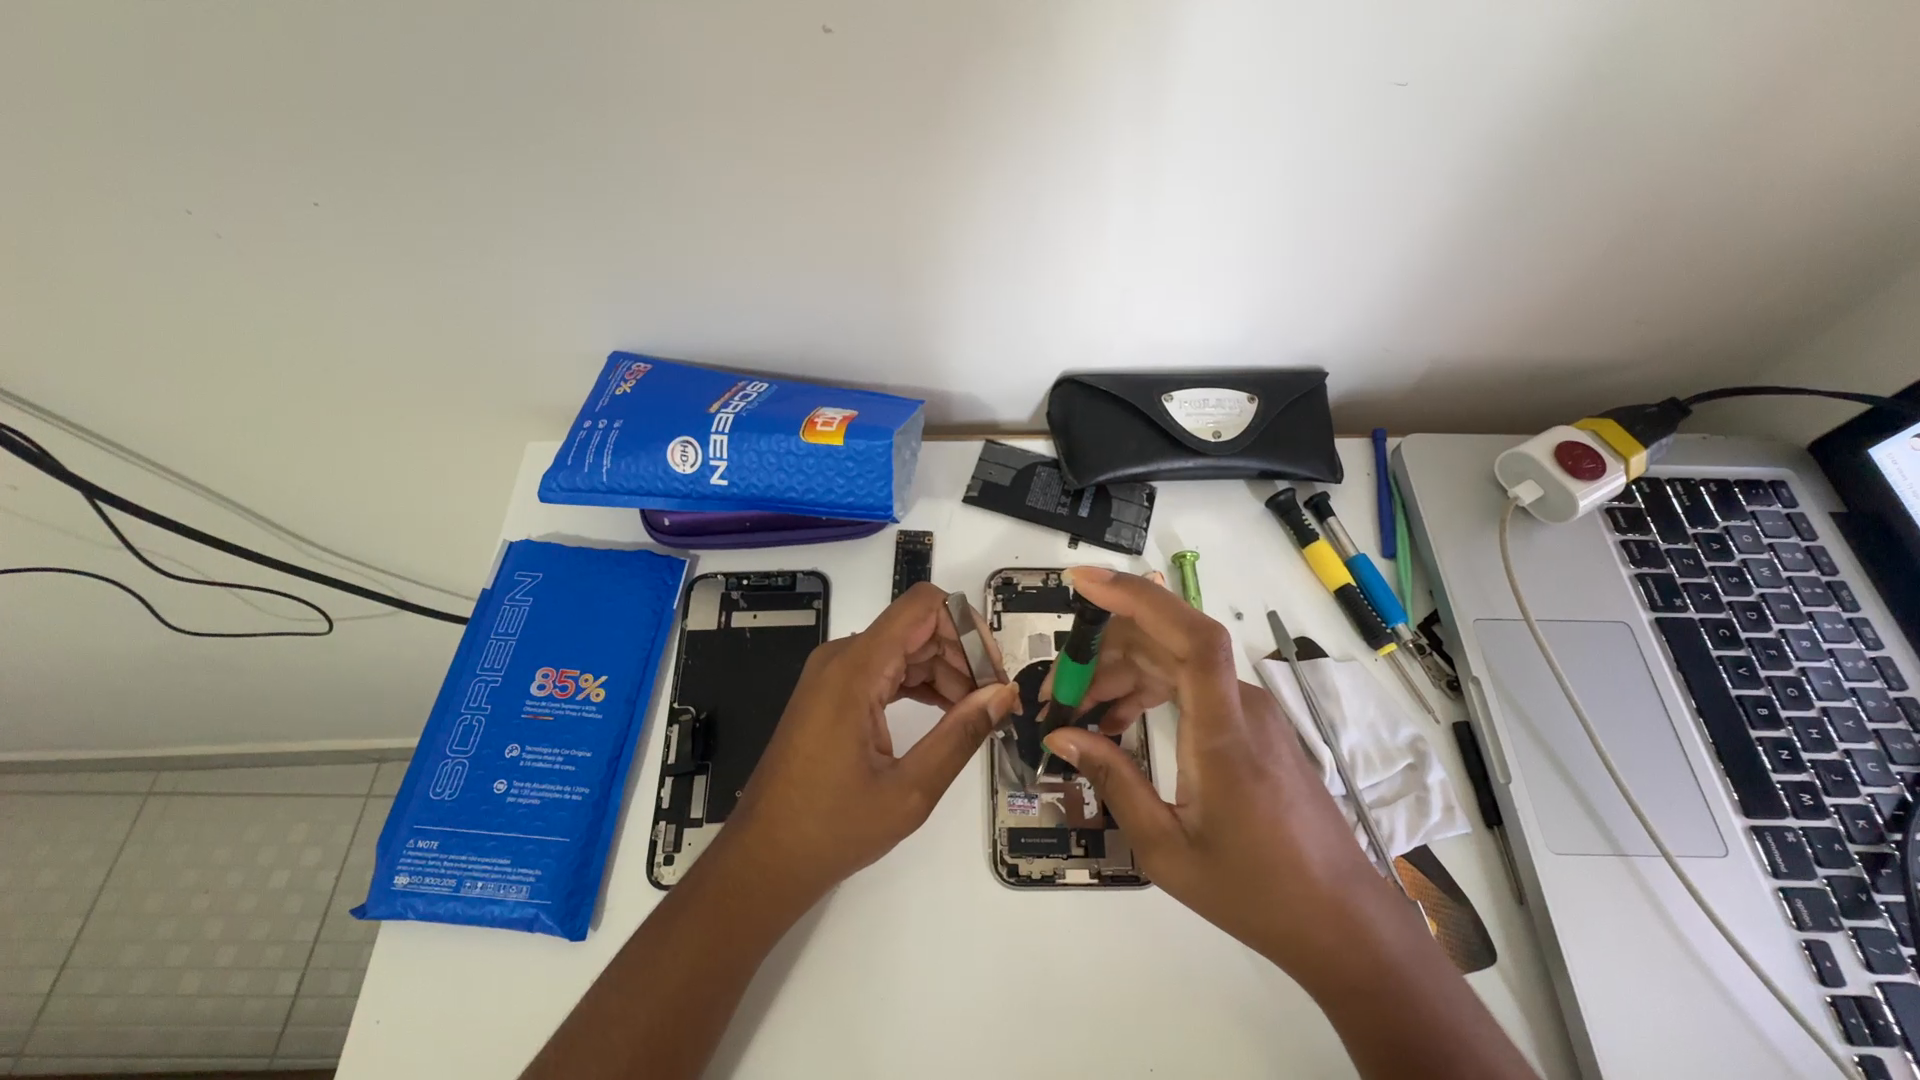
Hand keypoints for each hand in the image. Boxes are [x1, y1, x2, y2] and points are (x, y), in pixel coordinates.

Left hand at [721, 582, 1017, 902]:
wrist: (765, 857)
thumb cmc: (832, 829)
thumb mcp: (909, 790)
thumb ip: (961, 735)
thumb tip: (1004, 694)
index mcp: (855, 670)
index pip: (923, 606)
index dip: (967, 627)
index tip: (993, 673)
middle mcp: (841, 659)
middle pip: (918, 627)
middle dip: (964, 656)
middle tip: (995, 702)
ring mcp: (833, 676)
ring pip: (905, 648)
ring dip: (947, 672)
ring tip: (977, 715)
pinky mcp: (832, 694)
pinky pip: (886, 670)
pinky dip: (921, 685)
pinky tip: (948, 715)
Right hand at [1041, 567, 1408, 982]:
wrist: (1339, 919)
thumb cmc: (1252, 891)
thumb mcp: (1165, 847)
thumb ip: (1113, 780)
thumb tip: (1062, 733)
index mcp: (1225, 734)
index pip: (1191, 636)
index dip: (1138, 597)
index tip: (1083, 582)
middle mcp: (1243, 707)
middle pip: (1170, 643)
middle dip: (1103, 653)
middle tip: (1055, 691)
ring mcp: (1253, 714)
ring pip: (1177, 663)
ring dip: (1123, 674)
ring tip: (1077, 712)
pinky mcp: (1256, 727)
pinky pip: (1194, 688)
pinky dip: (1151, 692)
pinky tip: (1118, 724)